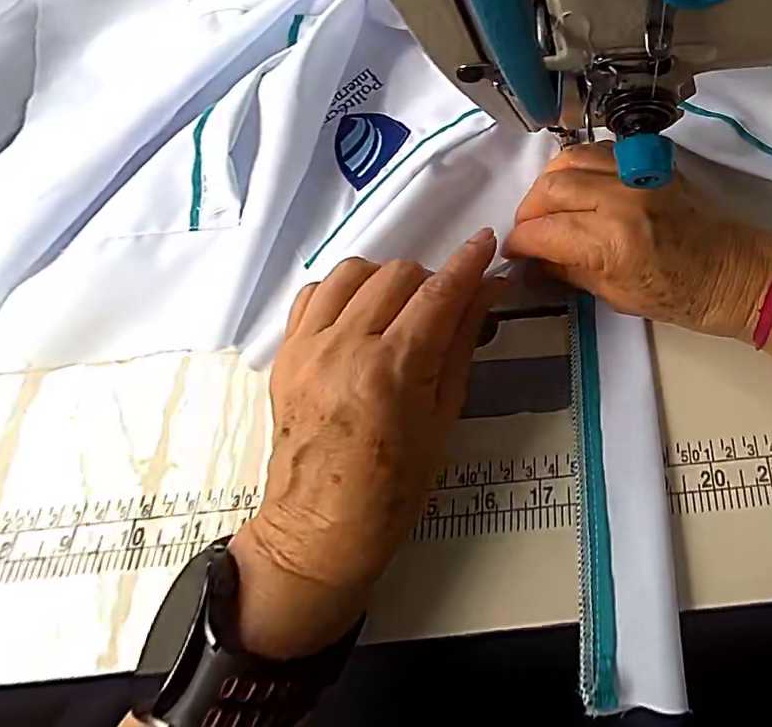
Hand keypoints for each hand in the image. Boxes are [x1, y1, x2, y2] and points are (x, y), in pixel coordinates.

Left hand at [229, 230, 507, 658]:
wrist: (320, 528)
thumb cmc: (394, 488)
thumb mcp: (444, 416)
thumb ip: (462, 342)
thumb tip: (486, 290)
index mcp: (392, 371)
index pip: (438, 294)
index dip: (467, 263)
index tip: (484, 242)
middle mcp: (345, 348)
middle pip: (397, 274)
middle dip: (430, 280)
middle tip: (440, 310)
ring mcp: (308, 347)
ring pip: (354, 272)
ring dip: (385, 281)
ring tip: (396, 312)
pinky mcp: (284, 352)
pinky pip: (315, 293)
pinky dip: (342, 293)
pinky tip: (357, 318)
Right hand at [502, 142, 771, 341]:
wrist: (735, 273)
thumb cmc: (683, 296)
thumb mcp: (615, 295)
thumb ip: (568, 270)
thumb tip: (535, 260)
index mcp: (612, 243)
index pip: (542, 231)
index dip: (520, 243)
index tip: (516, 251)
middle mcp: (621, 201)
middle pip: (549, 190)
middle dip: (528, 212)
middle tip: (530, 231)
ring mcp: (635, 176)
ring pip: (568, 161)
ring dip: (547, 183)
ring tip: (547, 205)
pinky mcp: (648, 164)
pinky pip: (597, 151)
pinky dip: (576, 165)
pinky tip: (574, 185)